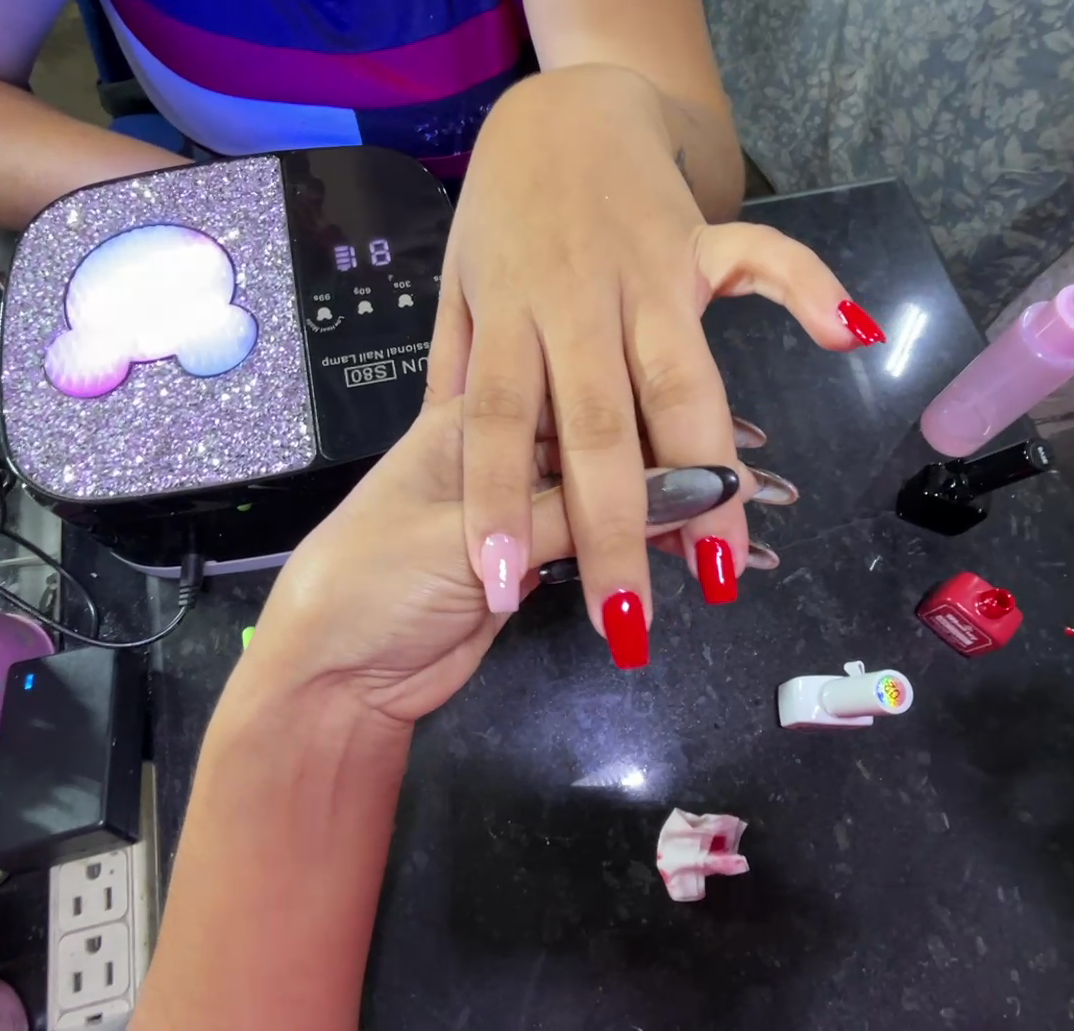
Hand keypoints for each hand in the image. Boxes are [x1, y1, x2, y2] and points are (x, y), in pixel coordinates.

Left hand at [239, 398, 777, 723]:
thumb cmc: (375, 578)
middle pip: (601, 446)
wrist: (330, 673)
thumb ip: (569, 516)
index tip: (720, 447)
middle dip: (667, 470)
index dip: (648, 424)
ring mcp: (521, 502)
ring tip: (728, 531)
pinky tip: (685, 555)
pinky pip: (597, 541)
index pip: (579, 401)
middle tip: (744, 492)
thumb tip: (679, 494)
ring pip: (606, 494)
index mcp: (476, 415)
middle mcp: (506, 446)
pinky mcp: (533, 554)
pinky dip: (638, 551)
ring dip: (660, 515)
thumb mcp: (466, 537)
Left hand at [424, 64, 877, 667]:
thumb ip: (453, 368)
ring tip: (724, 565)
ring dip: (707, 477)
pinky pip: (760, 260)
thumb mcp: (455, 290)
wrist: (556, 106)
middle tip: (631, 621)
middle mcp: (575, 302)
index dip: (495, 506)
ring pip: (679, 383)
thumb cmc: (501, 213)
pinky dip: (805, 288)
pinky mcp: (697, 241)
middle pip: (595, 426)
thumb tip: (451, 457)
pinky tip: (846, 337)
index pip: (493, 425)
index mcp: (507, 317)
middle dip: (615, 529)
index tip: (500, 586)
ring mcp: (642, 272)